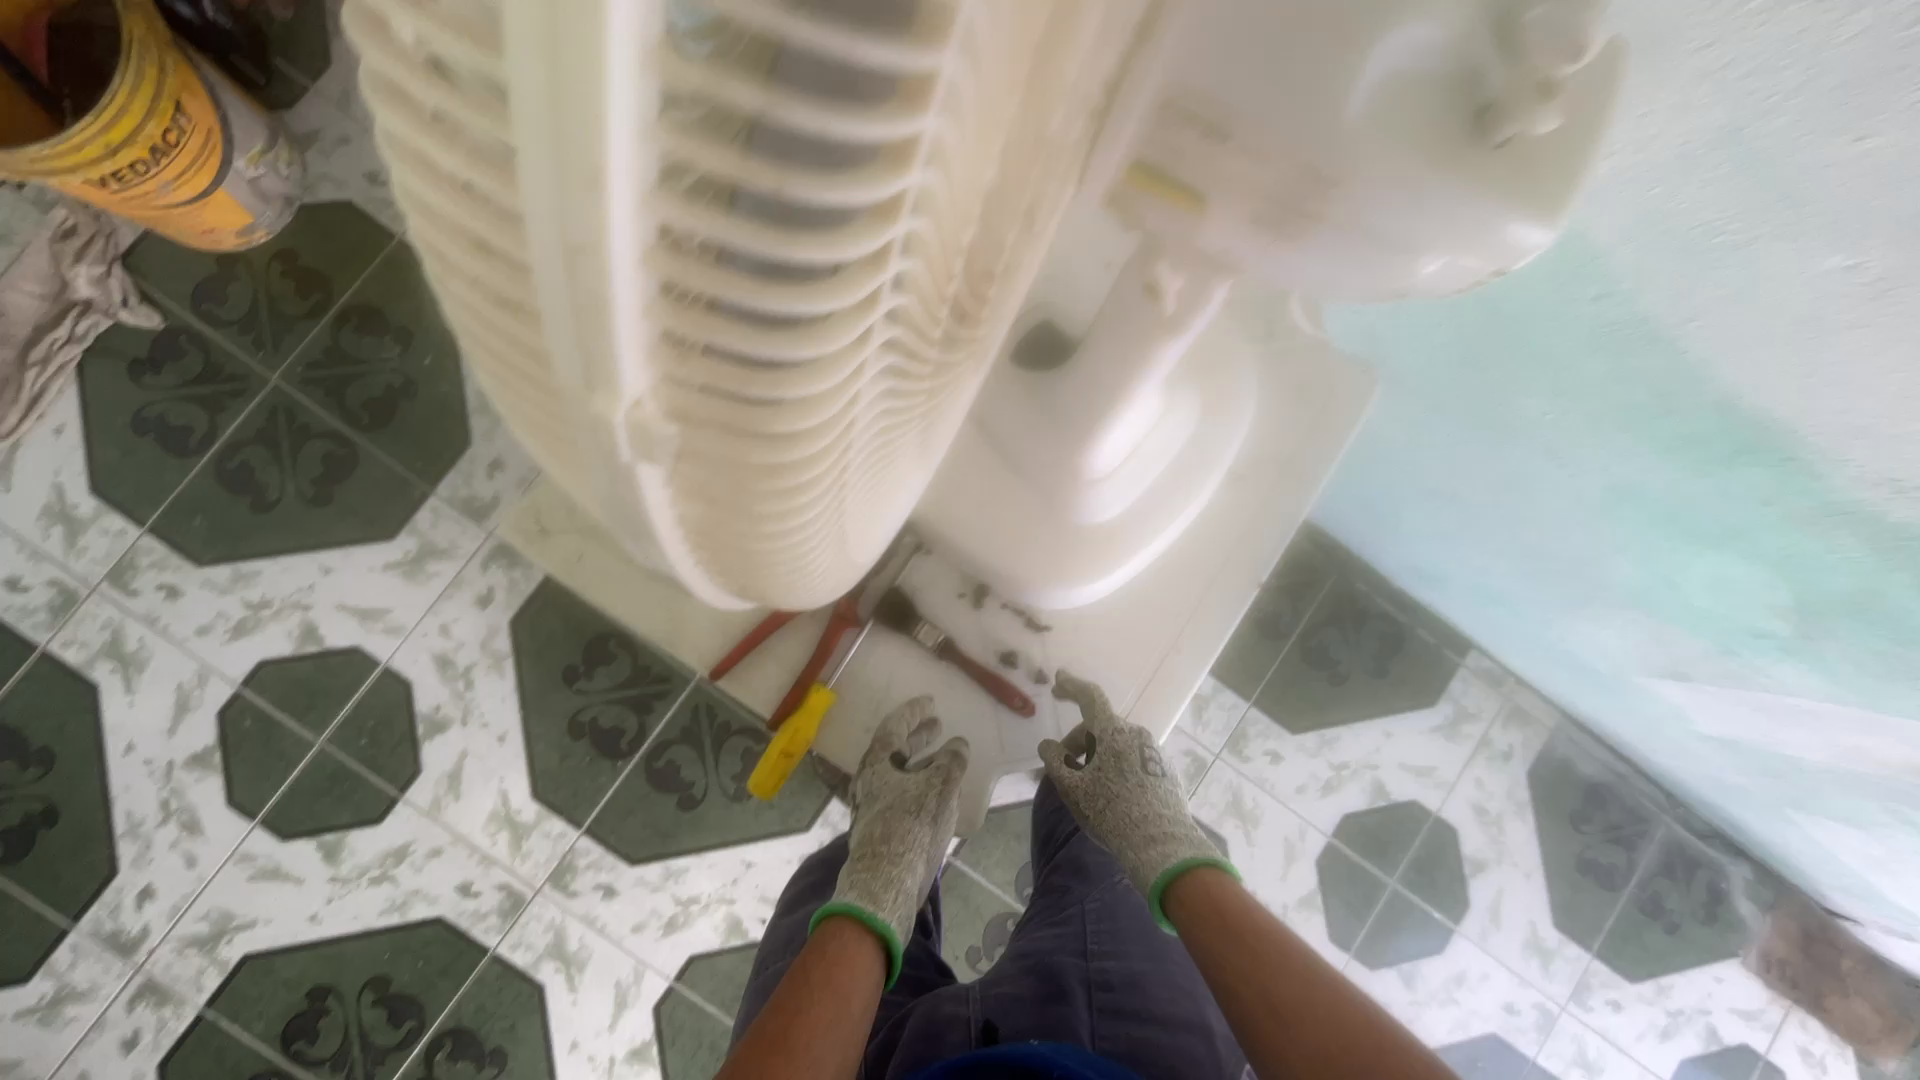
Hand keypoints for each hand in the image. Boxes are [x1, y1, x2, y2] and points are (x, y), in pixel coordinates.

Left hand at [810, 696, 968, 986]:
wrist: (885, 885)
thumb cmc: (910, 827)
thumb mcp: (939, 786)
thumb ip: (951, 761)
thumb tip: (958, 745)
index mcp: (877, 765)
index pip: (894, 727)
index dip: (913, 712)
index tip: (930, 702)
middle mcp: (870, 783)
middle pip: (895, 752)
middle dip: (918, 737)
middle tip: (937, 725)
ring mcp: (875, 809)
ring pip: (901, 777)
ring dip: (923, 764)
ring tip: (947, 759)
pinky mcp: (883, 832)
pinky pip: (905, 798)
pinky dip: (924, 788)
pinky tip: (943, 797)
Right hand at [1041, 671, 1236, 928]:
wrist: (1160, 843)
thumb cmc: (1109, 811)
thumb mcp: (1071, 788)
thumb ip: (1055, 760)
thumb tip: (1048, 745)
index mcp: (1112, 731)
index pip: (1089, 697)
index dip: (1071, 686)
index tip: (1058, 681)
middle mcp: (1136, 734)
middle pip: (1100, 728)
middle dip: (1079, 742)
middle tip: (1063, 768)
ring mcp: (1154, 753)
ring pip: (1117, 745)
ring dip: (1098, 757)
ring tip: (1088, 787)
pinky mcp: (1165, 772)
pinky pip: (1134, 761)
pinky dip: (1117, 769)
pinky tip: (1112, 797)